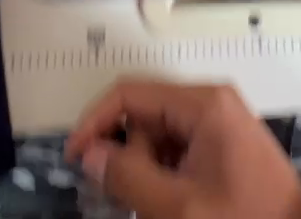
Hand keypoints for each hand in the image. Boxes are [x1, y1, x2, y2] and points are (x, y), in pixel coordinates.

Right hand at [65, 78, 300, 218]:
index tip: (74, 156)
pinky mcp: (227, 145)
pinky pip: (181, 150)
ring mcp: (221, 122)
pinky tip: (176, 202)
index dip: (95, 121)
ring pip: (161, 136)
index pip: (131, 93)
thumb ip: (128, 177)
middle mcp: (211, 101)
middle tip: (136, 199)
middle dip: (130, 155)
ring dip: (149, 170)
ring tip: (163, 205)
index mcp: (202, 102)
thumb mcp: (178, 206)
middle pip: (146, 115)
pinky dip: (167, 175)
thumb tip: (90, 154)